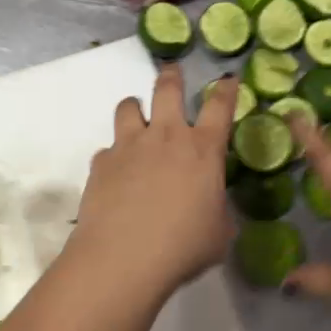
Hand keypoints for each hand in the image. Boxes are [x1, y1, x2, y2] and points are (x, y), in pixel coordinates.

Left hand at [67, 63, 235, 300]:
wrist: (123, 258)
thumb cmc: (183, 247)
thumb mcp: (218, 234)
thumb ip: (218, 211)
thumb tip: (214, 209)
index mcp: (203, 149)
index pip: (220, 106)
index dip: (226, 88)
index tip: (228, 78)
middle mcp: (166, 136)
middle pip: (167, 88)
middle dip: (171, 75)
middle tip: (172, 71)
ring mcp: (129, 145)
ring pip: (129, 106)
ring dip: (135, 108)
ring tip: (136, 118)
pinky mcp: (101, 162)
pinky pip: (108, 149)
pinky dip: (114, 156)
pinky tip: (116, 175)